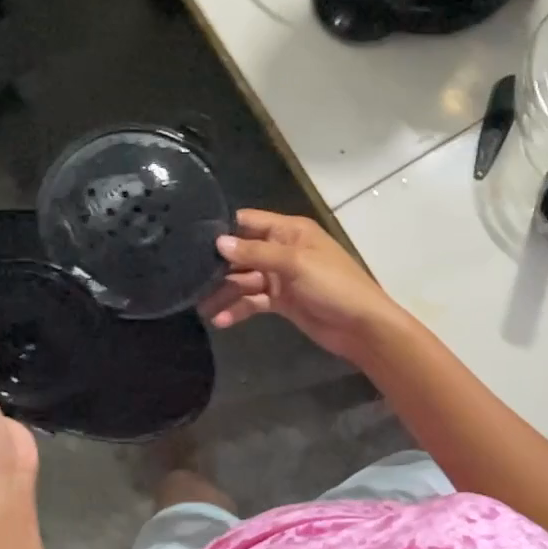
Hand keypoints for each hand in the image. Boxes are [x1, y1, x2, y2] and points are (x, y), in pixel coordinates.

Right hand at [199, 209, 405, 360]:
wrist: (361, 326)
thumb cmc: (333, 285)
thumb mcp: (295, 263)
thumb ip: (256, 252)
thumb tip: (219, 242)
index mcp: (289, 231)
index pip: (248, 222)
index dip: (223, 229)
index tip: (191, 238)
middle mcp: (282, 250)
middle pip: (241, 253)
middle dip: (217, 265)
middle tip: (186, 277)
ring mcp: (281, 277)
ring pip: (244, 280)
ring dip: (223, 292)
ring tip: (199, 306)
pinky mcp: (282, 302)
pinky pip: (253, 301)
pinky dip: (238, 309)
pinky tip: (220, 320)